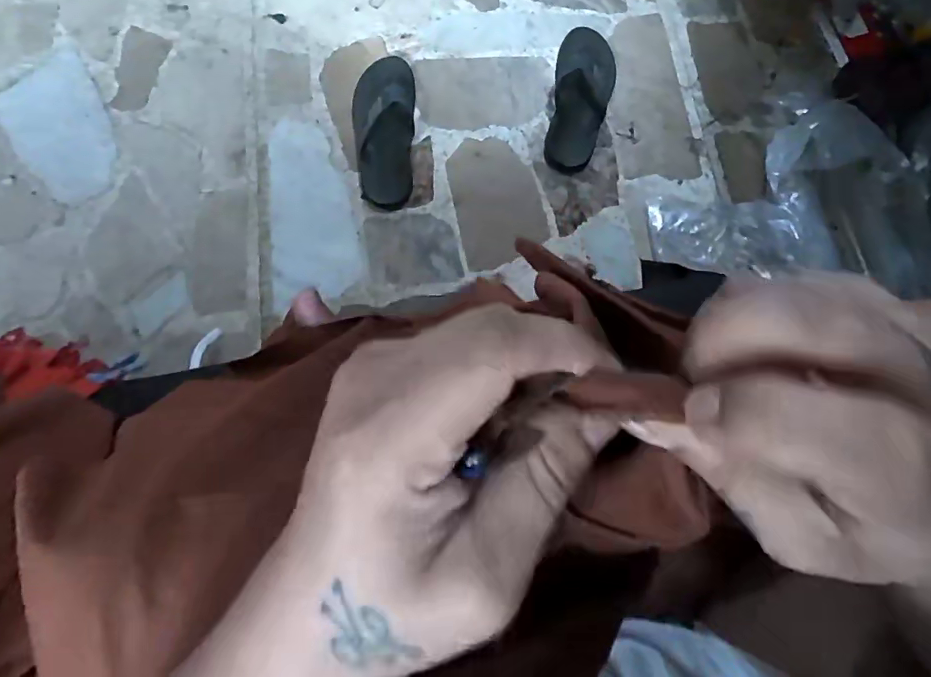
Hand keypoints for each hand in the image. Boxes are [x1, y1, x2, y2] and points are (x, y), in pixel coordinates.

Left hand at [176, 304, 616, 676]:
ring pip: (474, 324)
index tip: (620, 379)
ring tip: (549, 416)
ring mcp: (367, 359)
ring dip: (527, 355)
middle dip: (554, 348)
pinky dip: (497, 360)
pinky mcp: (372, 359)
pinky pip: (454, 336)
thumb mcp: (490, 574)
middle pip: (485, 325)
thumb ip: (546, 478)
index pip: (489, 350)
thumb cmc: (397, 605)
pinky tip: (502, 413)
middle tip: (596, 401)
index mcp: (388, 434)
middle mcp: (371, 376)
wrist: (310, 600)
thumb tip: (608, 403)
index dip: (564, 347)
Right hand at [632, 274, 930, 591]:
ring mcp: (903, 318)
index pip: (847, 433)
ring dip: (725, 320)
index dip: (751, 416)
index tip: (696, 416)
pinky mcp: (873, 286)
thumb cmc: (885, 521)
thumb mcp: (814, 539)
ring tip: (719, 361)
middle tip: (694, 377)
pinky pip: (785, 277)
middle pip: (815, 324)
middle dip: (720, 340)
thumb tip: (654, 415)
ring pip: (788, 289)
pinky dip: (744, 305)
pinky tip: (750, 344)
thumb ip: (738, 481)